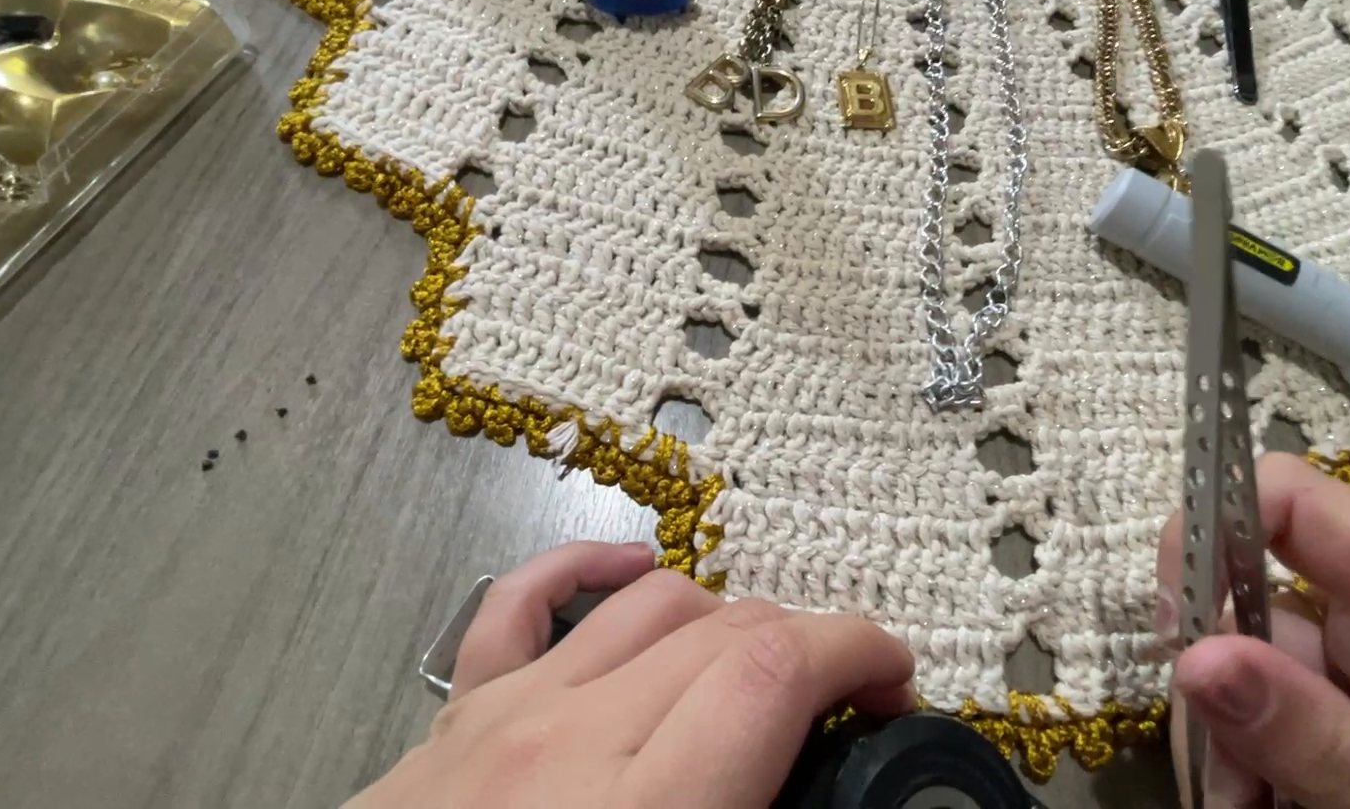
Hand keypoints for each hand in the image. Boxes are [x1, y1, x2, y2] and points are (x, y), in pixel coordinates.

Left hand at [346, 541, 915, 808]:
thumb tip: (832, 804)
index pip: (767, 673)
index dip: (854, 651)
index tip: (893, 677)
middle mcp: (567, 744)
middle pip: (724, 632)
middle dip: (808, 645)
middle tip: (845, 696)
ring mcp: (503, 716)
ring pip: (652, 606)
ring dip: (729, 618)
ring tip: (762, 661)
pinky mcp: (456, 717)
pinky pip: (525, 600)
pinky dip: (590, 565)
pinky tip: (638, 567)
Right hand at [1159, 453, 1349, 808]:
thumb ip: (1327, 747)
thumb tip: (1190, 655)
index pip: (1303, 501)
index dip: (1219, 521)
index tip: (1175, 616)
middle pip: (1251, 594)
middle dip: (1216, 675)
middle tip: (1228, 778)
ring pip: (1240, 660)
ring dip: (1222, 735)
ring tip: (1248, 808)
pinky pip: (1259, 705)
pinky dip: (1238, 758)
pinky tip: (1257, 802)